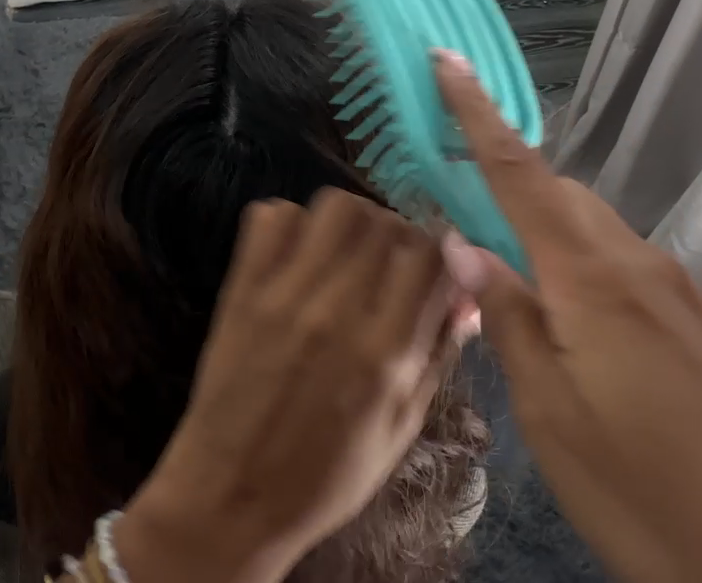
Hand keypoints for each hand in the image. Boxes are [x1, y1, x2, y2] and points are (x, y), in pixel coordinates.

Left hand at [114, 189, 461, 582]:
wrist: (233, 494)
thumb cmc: (327, 476)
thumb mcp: (402, 429)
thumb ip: (436, 354)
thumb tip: (467, 296)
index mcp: (386, 351)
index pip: (430, 255)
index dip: (440, 253)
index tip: (432, 268)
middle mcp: (339, 309)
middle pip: (385, 222)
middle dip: (398, 235)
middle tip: (389, 262)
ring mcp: (284, 293)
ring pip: (334, 206)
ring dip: (351, 221)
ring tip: (346, 253)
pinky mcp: (242, 286)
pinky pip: (270, 217)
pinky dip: (292, 223)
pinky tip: (298, 255)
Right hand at [432, 50, 701, 582]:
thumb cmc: (650, 494)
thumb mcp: (551, 414)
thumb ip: (505, 318)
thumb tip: (462, 244)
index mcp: (593, 279)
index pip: (519, 175)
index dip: (477, 116)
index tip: (448, 62)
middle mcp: (641, 266)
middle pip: (560, 194)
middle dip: (506, 183)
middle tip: (455, 206)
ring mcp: (681, 294)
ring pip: (593, 231)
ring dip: (541, 229)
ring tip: (502, 274)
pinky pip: (623, 267)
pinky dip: (578, 265)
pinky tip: (566, 322)